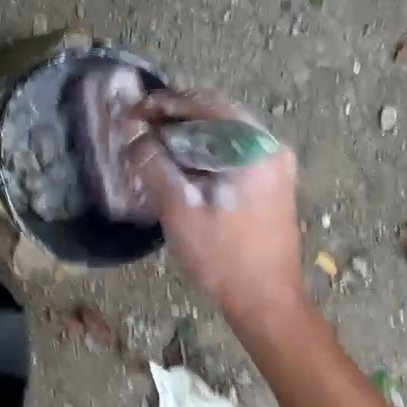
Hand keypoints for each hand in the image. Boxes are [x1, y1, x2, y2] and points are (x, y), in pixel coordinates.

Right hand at [125, 91, 305, 328]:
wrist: (267, 303)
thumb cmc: (223, 256)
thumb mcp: (177, 207)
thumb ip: (151, 162)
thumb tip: (131, 130)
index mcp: (254, 146)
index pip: (204, 104)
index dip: (164, 103)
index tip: (133, 110)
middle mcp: (270, 146)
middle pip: (215, 113)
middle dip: (174, 116)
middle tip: (139, 125)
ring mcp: (275, 163)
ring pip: (223, 130)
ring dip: (188, 132)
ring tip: (152, 141)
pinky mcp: (272, 180)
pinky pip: (232, 148)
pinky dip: (204, 148)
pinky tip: (178, 161)